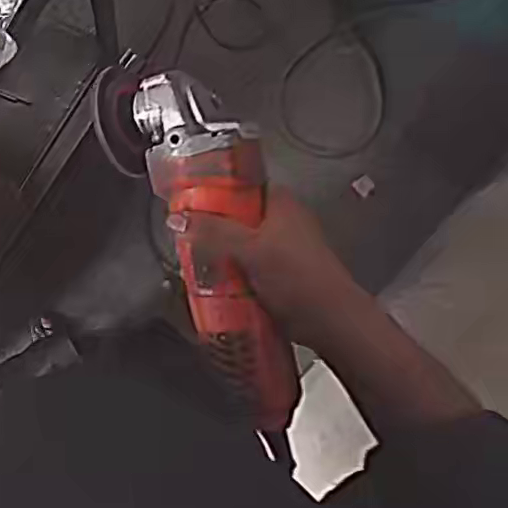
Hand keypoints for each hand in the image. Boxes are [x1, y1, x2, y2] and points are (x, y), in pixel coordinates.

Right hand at [176, 186, 372, 349]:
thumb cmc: (296, 278)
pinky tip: (209, 277)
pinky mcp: (279, 271)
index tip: (186, 199)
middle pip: (236, 214)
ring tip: (190, 256)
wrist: (332, 323)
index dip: (213, 189)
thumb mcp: (249, 249)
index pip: (241, 184)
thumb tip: (175, 217)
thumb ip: (212, 231)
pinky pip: (244, 262)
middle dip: (209, 224)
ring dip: (216, 249)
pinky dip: (227, 267)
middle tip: (182, 232)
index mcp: (281, 204)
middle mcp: (283, 220)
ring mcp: (282, 246)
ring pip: (238, 240)